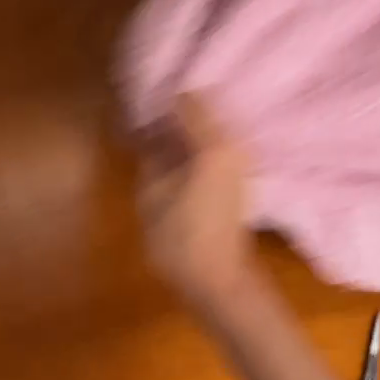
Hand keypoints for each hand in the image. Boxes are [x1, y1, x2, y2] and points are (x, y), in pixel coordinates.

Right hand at [137, 94, 258, 306]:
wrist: (218, 280)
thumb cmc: (179, 241)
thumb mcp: (151, 196)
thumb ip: (151, 156)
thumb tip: (150, 133)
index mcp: (212, 144)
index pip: (187, 99)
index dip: (161, 102)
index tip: (139, 110)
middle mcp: (234, 144)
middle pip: (202, 110)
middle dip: (173, 115)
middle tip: (144, 127)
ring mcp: (240, 161)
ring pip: (209, 129)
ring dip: (184, 133)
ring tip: (156, 145)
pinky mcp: (239, 177)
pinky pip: (215, 148)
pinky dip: (195, 148)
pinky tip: (174, 163)